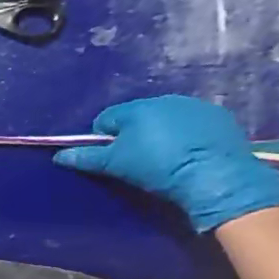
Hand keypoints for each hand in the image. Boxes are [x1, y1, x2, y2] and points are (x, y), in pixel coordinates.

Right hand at [54, 95, 278, 232]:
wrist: (217, 178)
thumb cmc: (158, 169)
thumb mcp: (116, 165)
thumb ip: (86, 157)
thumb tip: (58, 156)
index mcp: (136, 108)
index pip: (107, 120)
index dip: (105, 140)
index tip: (113, 160)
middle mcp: (164, 100)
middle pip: (137, 118)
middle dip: (135, 135)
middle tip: (139, 162)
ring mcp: (194, 107)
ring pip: (166, 120)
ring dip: (162, 134)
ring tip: (168, 160)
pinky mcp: (220, 118)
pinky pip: (194, 124)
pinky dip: (189, 136)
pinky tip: (192, 155)